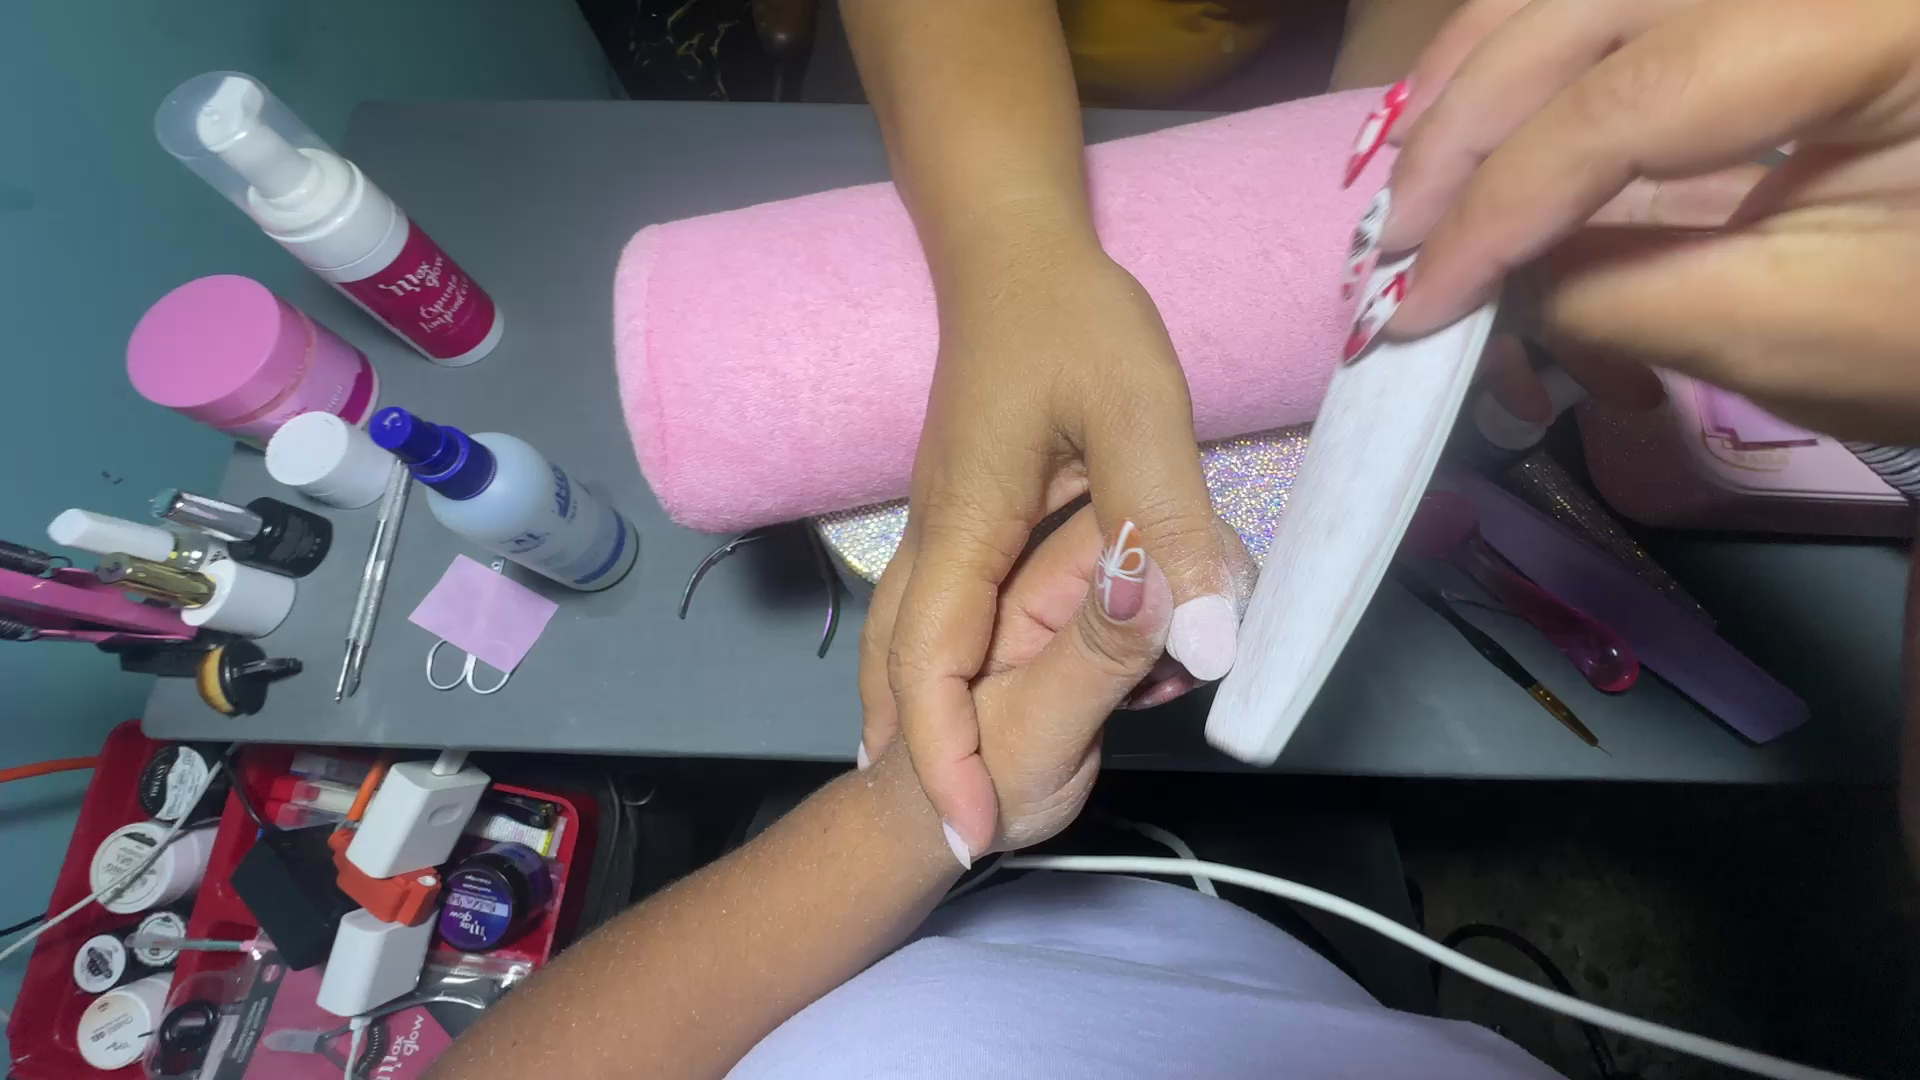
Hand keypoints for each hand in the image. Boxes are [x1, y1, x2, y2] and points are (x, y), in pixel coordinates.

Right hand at [860, 228, 1251, 860]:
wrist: (1012, 260)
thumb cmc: (1072, 325)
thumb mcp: (1140, 414)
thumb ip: (1167, 522)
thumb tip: (1205, 641)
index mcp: (968, 526)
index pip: (931, 658)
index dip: (940, 749)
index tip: (968, 825)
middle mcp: (938, 537)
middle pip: (897, 659)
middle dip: (911, 747)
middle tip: (942, 821)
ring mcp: (942, 522)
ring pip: (905, 634)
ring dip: (913, 709)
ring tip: (936, 776)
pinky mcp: (960, 507)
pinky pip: (934, 604)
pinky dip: (934, 662)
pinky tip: (958, 681)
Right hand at [1362, 0, 1919, 441]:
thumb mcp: (1779, 327)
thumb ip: (1603, 292)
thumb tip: (1476, 279)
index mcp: (1900, 16)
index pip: (1629, 105)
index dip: (1495, 213)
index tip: (1412, 308)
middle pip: (1584, 7)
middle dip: (1460, 135)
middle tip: (1392, 242)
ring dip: (1470, 73)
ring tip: (1405, 171)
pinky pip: (1610, 1)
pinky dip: (1520, 46)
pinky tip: (1466, 105)